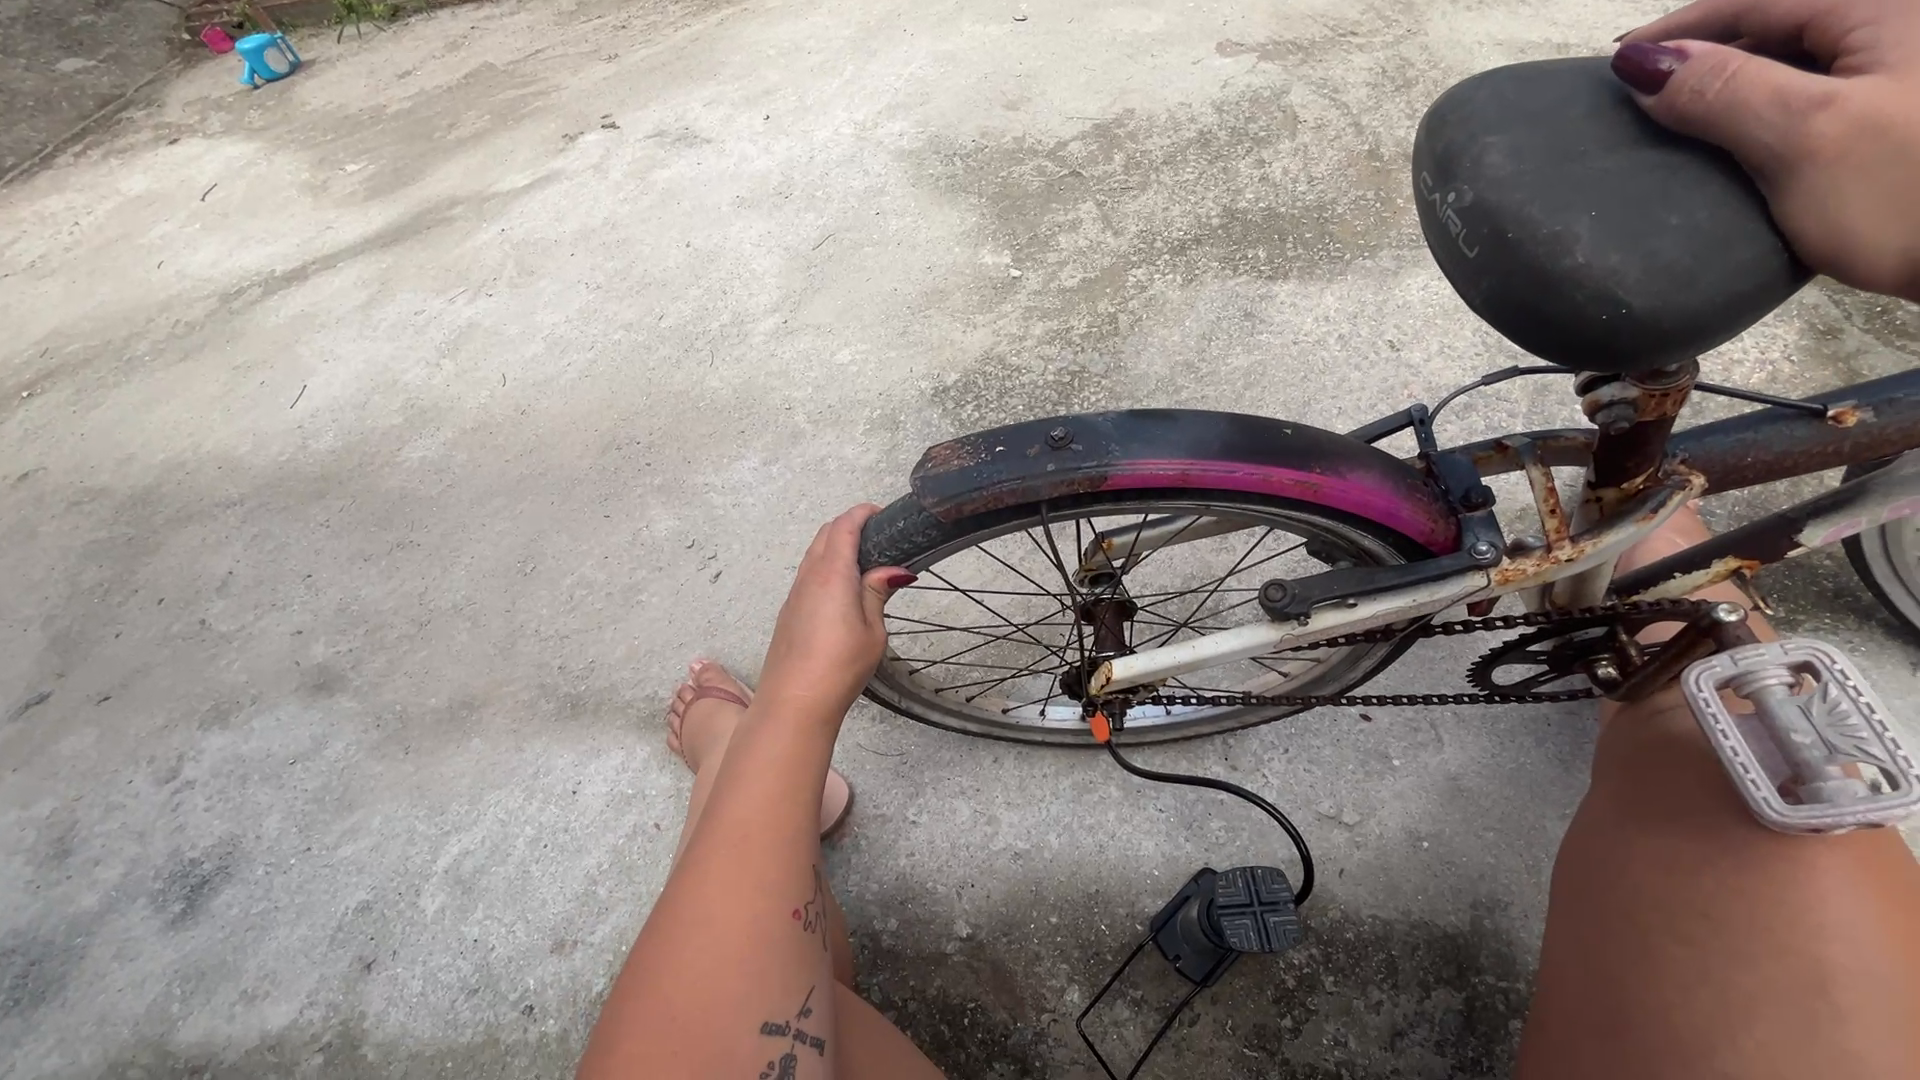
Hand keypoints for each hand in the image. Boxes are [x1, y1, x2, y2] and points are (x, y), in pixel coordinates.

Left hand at [755, 504, 914, 723]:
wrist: (794, 702)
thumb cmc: (838, 668)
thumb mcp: (872, 630)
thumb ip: (877, 592)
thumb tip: (891, 569)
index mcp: (832, 574)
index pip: (844, 527)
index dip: (862, 513)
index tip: (881, 513)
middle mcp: (808, 578)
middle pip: (825, 535)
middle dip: (848, 525)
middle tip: (876, 533)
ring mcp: (794, 595)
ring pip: (813, 554)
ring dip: (834, 546)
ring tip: (863, 559)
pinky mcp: (789, 612)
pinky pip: (807, 575)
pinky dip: (824, 566)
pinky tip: (842, 587)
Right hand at [1613, 0, 1919, 300]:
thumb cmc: (1910, 191)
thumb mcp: (1803, 135)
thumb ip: (1722, 92)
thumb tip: (1643, 63)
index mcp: (1889, 11)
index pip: (1759, 2)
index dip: (1679, 29)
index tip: (1614, 63)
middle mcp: (1903, 32)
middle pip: (1782, 28)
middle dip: (1706, 55)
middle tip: (1640, 96)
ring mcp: (1904, 81)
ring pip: (1799, 64)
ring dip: (1733, 86)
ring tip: (1677, 119)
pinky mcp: (1902, 127)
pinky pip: (1816, 101)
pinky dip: (1765, 114)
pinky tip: (1739, 144)